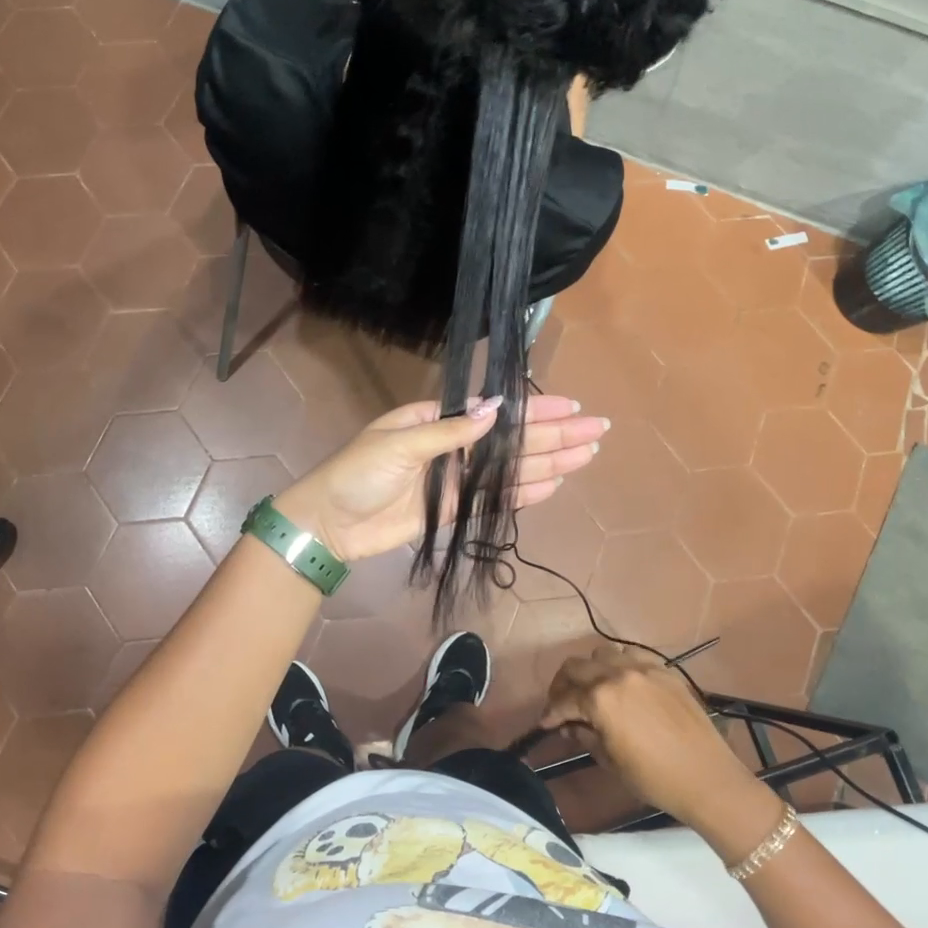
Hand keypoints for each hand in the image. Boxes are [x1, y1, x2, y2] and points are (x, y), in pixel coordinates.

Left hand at [273, 394, 607, 562]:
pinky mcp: (451, 511)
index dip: (532, 409)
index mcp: (434, 420)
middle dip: (553, 435)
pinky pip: (493, 498)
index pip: (493, 411)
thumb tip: (495, 409)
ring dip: (548, 462)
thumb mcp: (399, 445)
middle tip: (598, 431)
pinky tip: (554, 485)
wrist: (329, 522)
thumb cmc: (357, 474)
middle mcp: (450, 447)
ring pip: (509, 469)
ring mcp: (454, 480)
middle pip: (510, 440)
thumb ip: (449, 433)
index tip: (571, 405)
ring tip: (588, 455)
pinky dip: (523, 493)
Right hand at [539, 647, 772, 832]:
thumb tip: (571, 725)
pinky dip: (620, 665)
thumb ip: (585, 736)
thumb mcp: (610, 761)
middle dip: (563, 685)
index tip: (545, 723)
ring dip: (591, 669)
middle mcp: (618, 674)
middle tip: (562, 704)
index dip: (550, 713)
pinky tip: (623, 684)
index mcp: (600, 699)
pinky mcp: (665, 671)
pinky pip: (633, 656)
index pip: (564, 699)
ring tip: (593, 688)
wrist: (709, 779)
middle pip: (576, 666)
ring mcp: (644, 668)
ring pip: (603, 653)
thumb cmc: (654, 778)